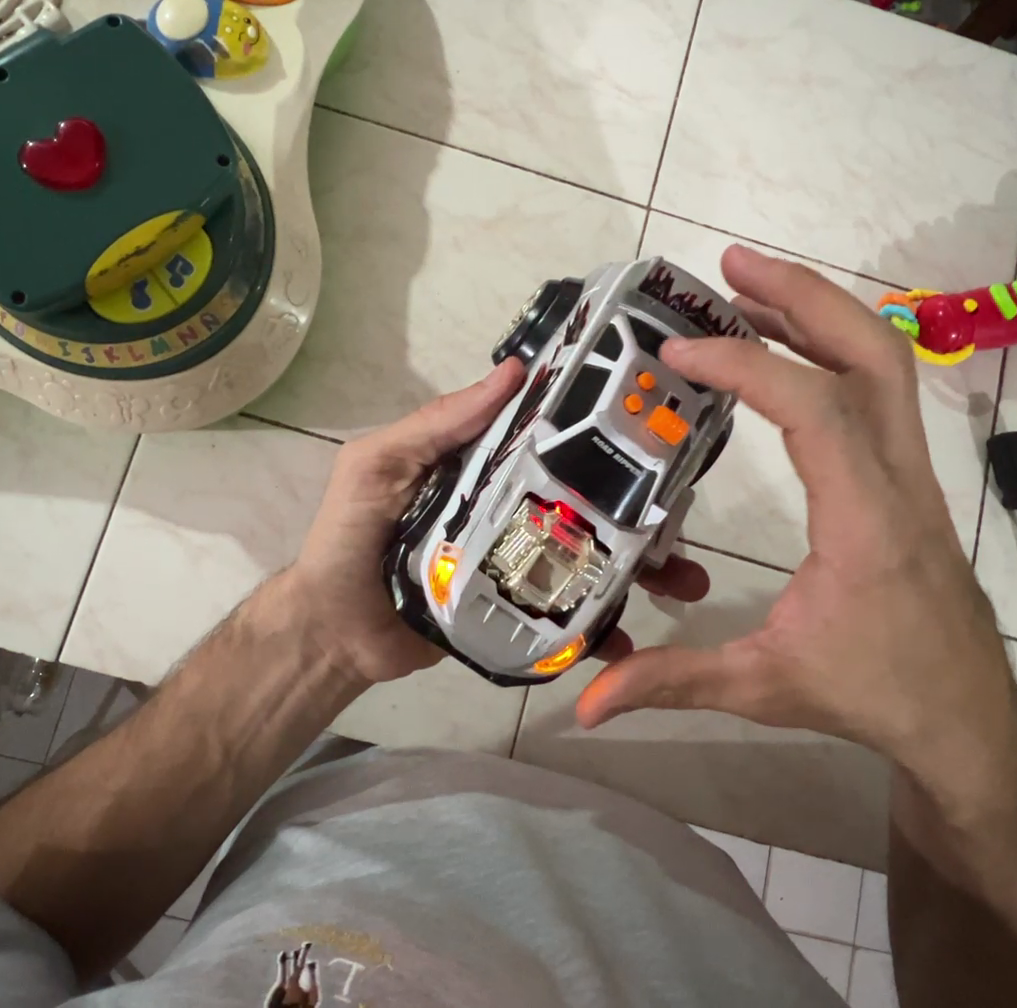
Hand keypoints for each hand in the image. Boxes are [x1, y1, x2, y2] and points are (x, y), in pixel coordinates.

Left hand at [285, 360, 713, 685]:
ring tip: (684, 586)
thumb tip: (513, 370)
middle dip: (639, 517)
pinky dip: (598, 633)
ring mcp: (514, 566)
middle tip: (683, 530)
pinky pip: (563, 619)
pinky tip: (628, 646)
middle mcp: (507, 510)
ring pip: (586, 563)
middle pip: (584, 507)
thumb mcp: (378, 466)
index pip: (549, 443)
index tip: (658, 437)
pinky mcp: (512, 616)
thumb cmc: (348, 537)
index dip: (600, 439)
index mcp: (483, 468)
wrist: (332, 634)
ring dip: (637, 574)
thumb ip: (436, 425)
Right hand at [575, 246, 1016, 792]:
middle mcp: (899, 480)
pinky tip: (782, 352)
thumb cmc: (870, 694)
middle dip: (800, 296)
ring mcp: (912, 474)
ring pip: (884, 363)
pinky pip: (877, 392)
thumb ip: (673, 682)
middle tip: (728, 266)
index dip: (748, 367)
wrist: (964, 716)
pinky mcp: (907, 479)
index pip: (816, 409)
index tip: (680, 353)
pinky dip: (828, 351)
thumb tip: (585, 706)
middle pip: (873, 353)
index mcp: (865, 520)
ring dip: (817, 313)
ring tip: (745, 287)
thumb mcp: (763, 687)